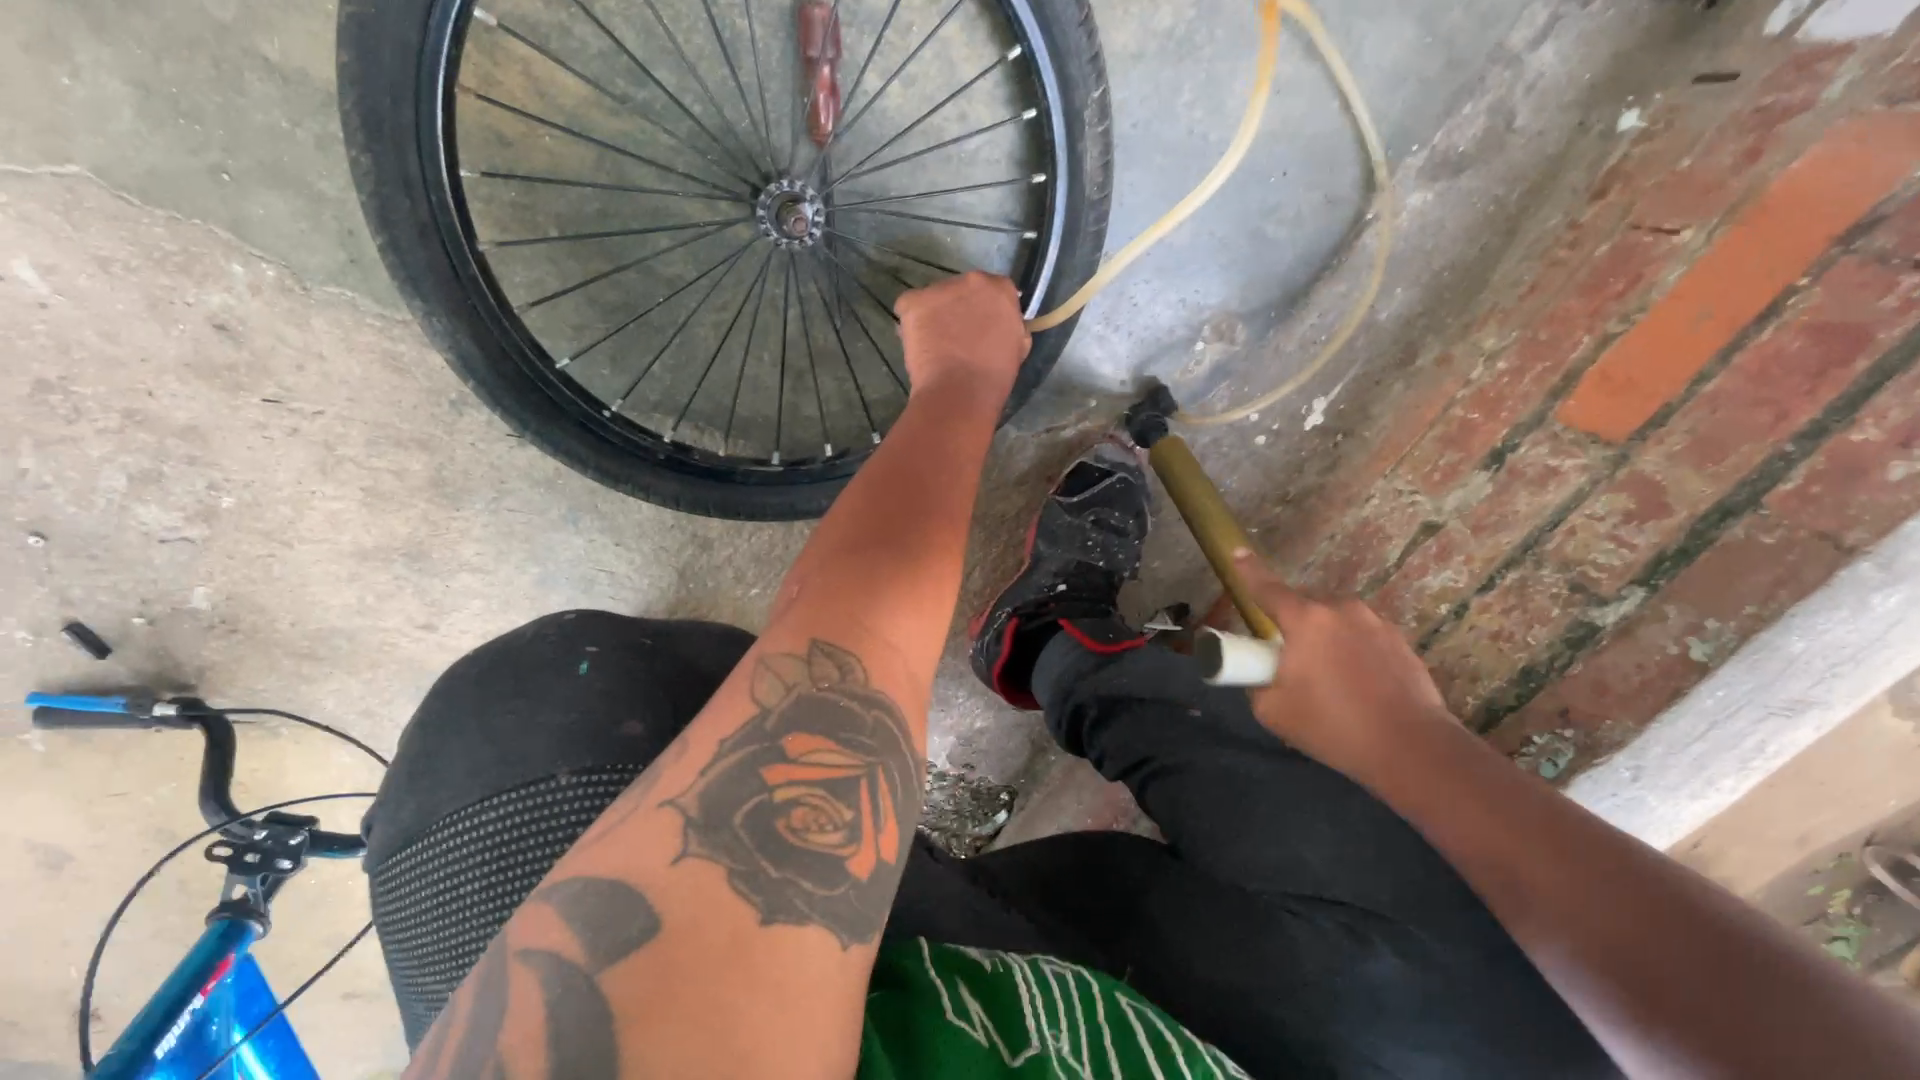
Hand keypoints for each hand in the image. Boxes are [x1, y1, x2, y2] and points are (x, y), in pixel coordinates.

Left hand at [894, 272, 1030, 399]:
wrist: (961, 391)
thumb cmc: (995, 376)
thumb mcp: (1017, 345)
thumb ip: (1009, 324)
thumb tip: (999, 324)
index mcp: (1000, 288)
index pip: (992, 290)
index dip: (984, 309)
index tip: (980, 327)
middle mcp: (971, 280)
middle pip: (961, 290)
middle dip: (958, 309)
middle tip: (956, 338)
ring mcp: (939, 289)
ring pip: (934, 299)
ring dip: (935, 317)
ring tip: (936, 346)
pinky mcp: (913, 302)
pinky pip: (909, 307)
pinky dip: (911, 324)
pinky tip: (919, 344)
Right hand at [1232, 549, 1457, 776]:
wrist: (1411, 747)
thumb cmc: (1333, 725)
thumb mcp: (1272, 710)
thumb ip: (1258, 683)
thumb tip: (1265, 675)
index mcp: (1305, 620)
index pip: (1266, 588)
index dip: (1247, 571)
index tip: (1237, 552)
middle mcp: (1341, 610)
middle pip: (1304, 610)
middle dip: (1294, 630)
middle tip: (1293, 668)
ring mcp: (1376, 623)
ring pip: (1336, 624)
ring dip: (1327, 643)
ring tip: (1332, 685)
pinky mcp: (1401, 641)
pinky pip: (1363, 640)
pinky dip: (1355, 656)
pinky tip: (1361, 691)